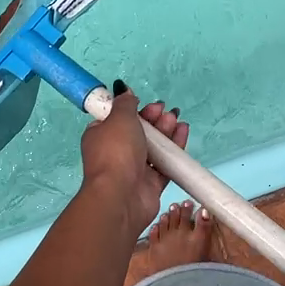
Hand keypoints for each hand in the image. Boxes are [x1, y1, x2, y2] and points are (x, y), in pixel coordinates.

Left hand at [79, 80, 189, 236]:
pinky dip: (174, 148)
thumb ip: (125, 102)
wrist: (121, 196)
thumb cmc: (116, 151)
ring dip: (165, 131)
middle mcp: (116, 152)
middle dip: (154, 119)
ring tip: (175, 121)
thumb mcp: (119, 118)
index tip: (145, 103)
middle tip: (164, 111)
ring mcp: (134, 169)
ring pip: (153, 146)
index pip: (118, 118)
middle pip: (139, 131)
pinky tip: (183, 133)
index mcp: (101, 136)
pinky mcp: (150, 184)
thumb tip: (122, 90)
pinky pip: (165, 163)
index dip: (133, 109)